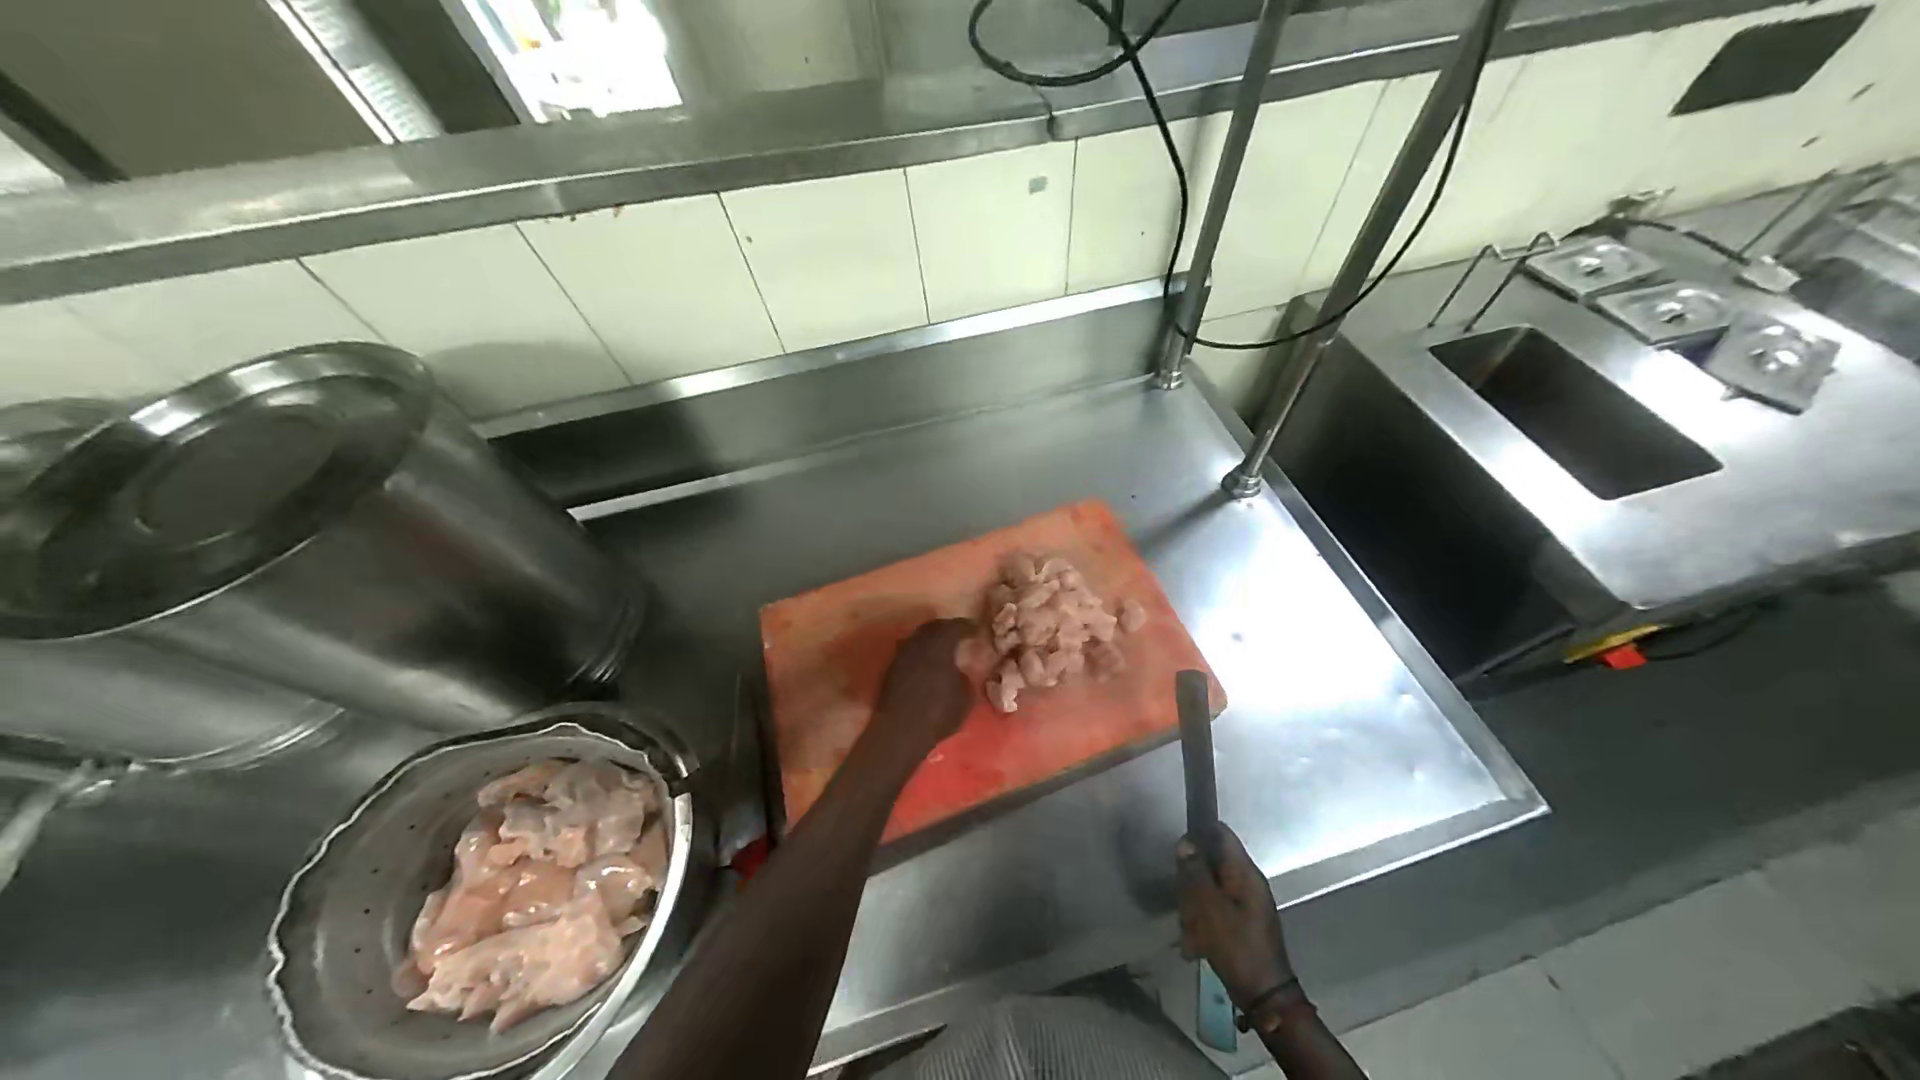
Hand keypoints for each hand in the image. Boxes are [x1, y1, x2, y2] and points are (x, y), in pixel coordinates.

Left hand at [867, 618, 977, 764]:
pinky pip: (909, 652)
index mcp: (939, 644)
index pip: (956, 626)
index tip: (977, 630)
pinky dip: (921, 653)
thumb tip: (960, 670)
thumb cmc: (938, 713)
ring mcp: (901, 655)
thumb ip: (965, 677)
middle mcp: (917, 642)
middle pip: (933, 626)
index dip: (968, 627)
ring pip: (918, 638)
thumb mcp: (965, 697)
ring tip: (943, 649)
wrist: (900, 732)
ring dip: (932, 639)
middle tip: (960, 635)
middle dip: (948, 628)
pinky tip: (927, 664)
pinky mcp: (890, 669)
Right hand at [1175, 823, 1294, 1008]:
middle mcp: (1246, 882)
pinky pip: (1212, 910)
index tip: (1179, 851)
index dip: (1198, 834)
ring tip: (1192, 931)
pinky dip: (1201, 924)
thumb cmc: (1237, 947)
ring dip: (1193, 908)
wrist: (1264, 996)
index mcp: (1244, 873)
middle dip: (1191, 882)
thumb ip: (1196, 872)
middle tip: (1186, 903)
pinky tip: (1196, 944)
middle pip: (1209, 862)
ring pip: (1206, 888)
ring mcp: (1243, 903)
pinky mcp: (1238, 922)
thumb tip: (1185, 842)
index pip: (1221, 833)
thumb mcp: (1209, 908)